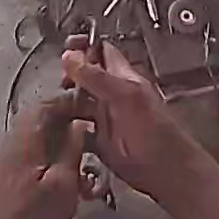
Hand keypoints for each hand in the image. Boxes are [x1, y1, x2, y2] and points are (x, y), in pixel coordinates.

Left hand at [0, 91, 90, 218]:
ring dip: (59, 124)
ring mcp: (11, 153)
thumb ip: (72, 148)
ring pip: (36, 126)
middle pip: (39, 112)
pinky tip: (67, 152)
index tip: (92, 103)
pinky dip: (51, 139)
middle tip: (90, 114)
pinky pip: (34, 140)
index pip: (46, 104)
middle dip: (66, 109)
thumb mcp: (64, 182)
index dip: (71, 100)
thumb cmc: (38, 218)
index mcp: (26, 139)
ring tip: (82, 131)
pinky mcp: (13, 166)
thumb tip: (80, 123)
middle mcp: (14, 140)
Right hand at [60, 39, 218, 203]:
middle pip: (85, 76)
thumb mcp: (125, 96)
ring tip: (51, 105)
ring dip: (63, 102)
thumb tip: (70, 57)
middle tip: (59, 83)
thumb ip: (97, 76)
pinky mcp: (98, 141)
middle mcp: (112, 94)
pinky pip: (77, 129)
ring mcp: (105, 117)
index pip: (100, 50)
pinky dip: (66, 127)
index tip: (66, 48)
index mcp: (122, 76)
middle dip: (68, 76)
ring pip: (78, 102)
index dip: (83, 46)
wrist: (166, 171)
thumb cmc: (154, 131)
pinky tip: (58, 128)